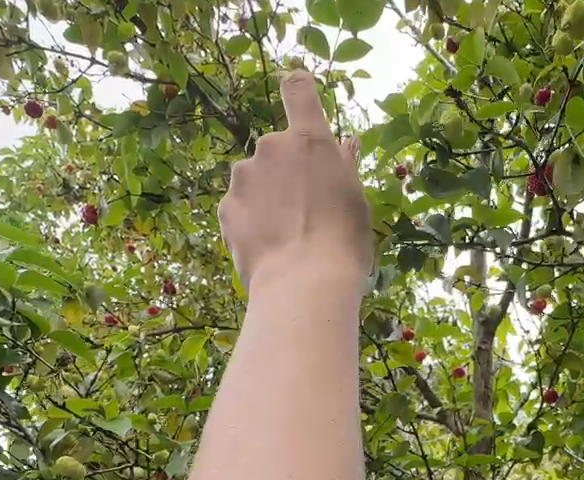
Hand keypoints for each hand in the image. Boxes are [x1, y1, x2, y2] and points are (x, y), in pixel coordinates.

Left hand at [218, 69, 371, 296]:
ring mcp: (244, 178)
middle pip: (276, 150)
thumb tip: (345, 144)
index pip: (298, 90)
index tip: (300, 101)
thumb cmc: (343, 243)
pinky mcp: (226, 208)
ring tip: (285, 237)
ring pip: (255, 181)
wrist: (305, 285)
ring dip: (266, 199)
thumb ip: (345, 168)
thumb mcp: (357, 203)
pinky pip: (240, 210)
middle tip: (303, 211)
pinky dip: (251, 224)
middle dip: (285, 173)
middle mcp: (270, 148)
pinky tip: (269, 249)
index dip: (298, 92)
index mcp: (309, 140)